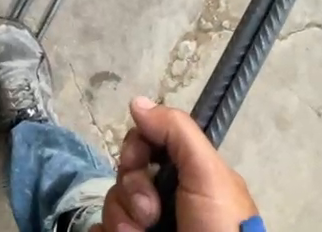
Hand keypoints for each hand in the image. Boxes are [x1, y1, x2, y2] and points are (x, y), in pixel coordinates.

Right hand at [102, 97, 257, 231]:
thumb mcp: (210, 175)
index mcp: (188, 177)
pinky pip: (101, 229)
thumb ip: (177, 132)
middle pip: (126, 171)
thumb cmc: (220, 231)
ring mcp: (147, 228)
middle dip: (131, 188)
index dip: (137, 146)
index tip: (141, 160)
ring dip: (120, 218)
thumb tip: (136, 103)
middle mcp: (166, 199)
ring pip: (112, 202)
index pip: (147, 142)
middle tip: (149, 214)